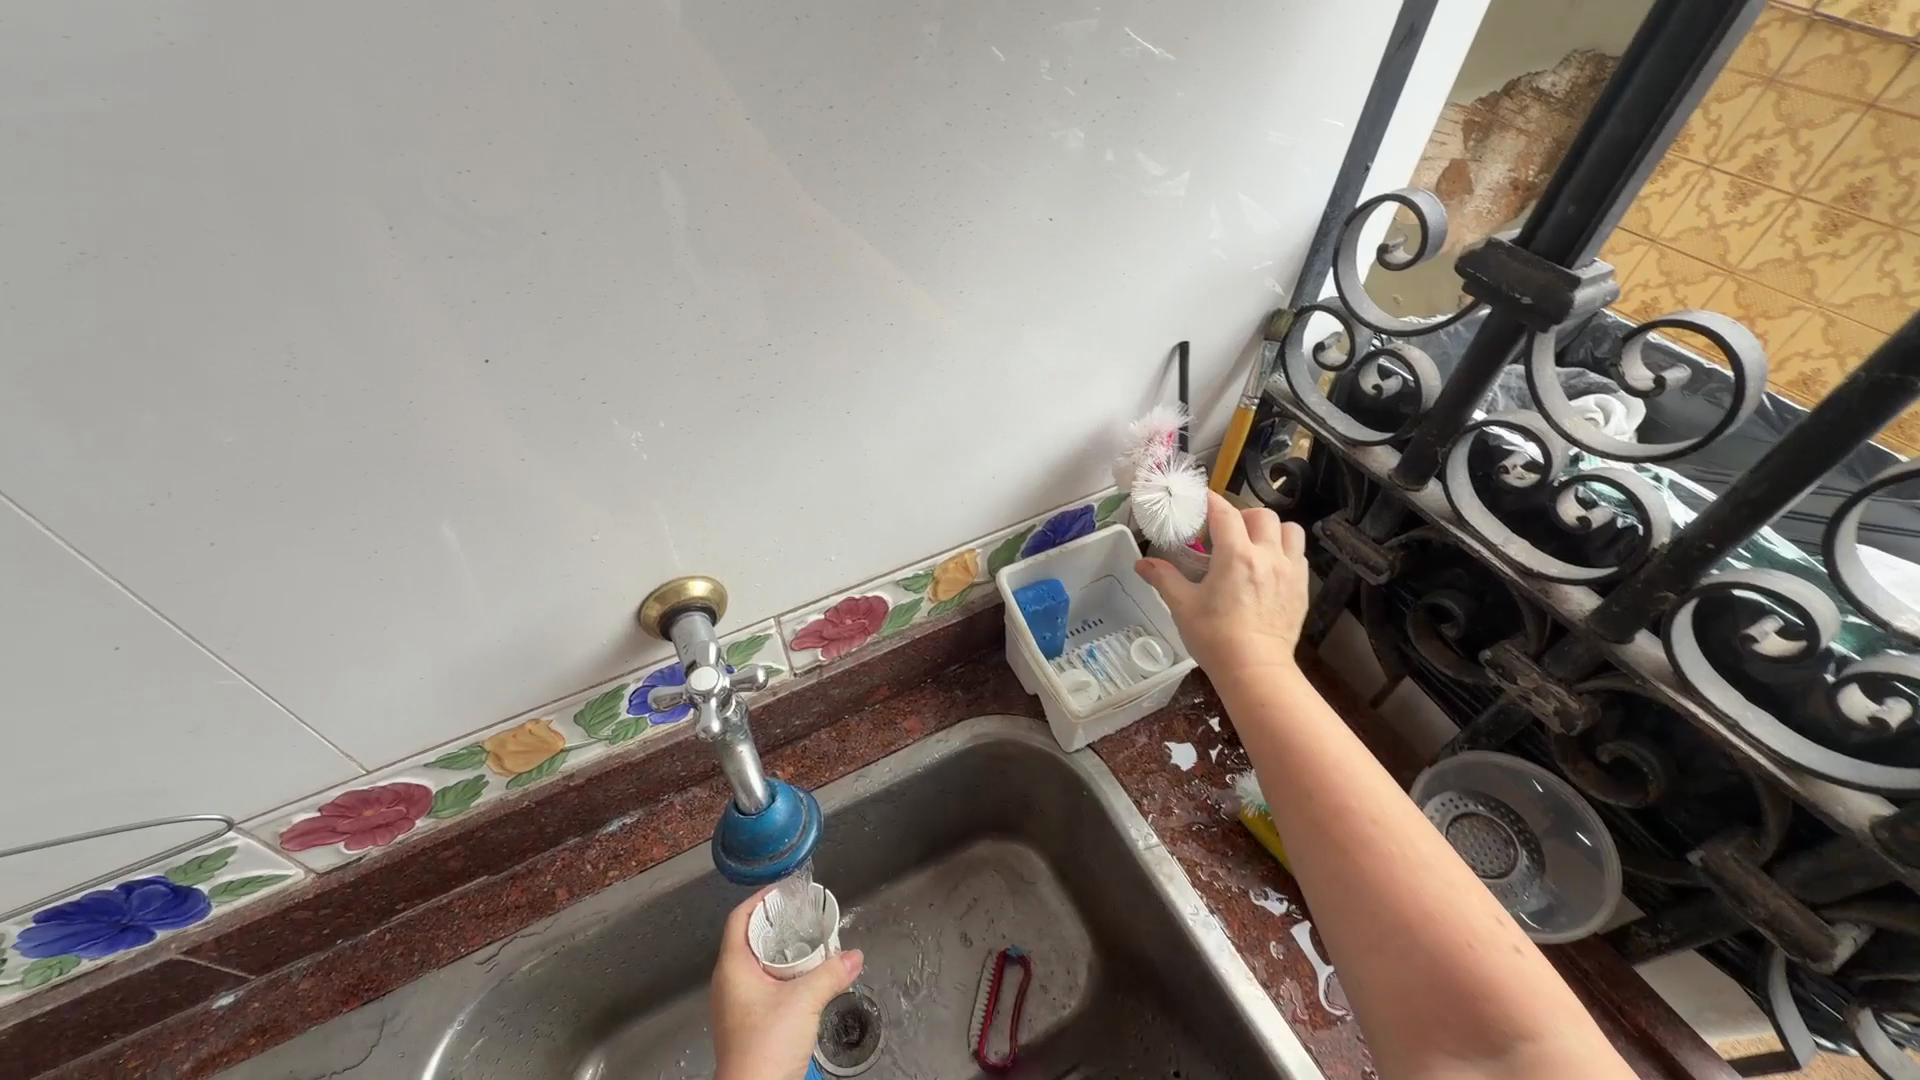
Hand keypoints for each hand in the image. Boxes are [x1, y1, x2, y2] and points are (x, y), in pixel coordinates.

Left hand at [711, 887, 863, 1079]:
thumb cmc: (766, 1045)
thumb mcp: (805, 1001)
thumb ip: (831, 973)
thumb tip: (854, 956)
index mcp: (732, 968)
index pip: (739, 918)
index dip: (760, 900)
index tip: (784, 890)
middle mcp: (728, 982)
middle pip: (748, 938)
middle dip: (775, 924)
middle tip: (802, 914)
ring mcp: (733, 1004)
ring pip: (755, 963)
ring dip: (779, 951)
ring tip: (807, 943)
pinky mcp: (744, 1022)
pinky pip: (760, 984)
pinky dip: (780, 974)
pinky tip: (802, 978)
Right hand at [1135, 492, 1308, 681]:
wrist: (1255, 670)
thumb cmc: (1215, 637)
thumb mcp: (1182, 606)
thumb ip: (1163, 578)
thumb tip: (1142, 564)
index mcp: (1236, 555)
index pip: (1224, 512)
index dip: (1210, 500)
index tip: (1200, 499)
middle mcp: (1267, 556)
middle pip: (1262, 515)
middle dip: (1242, 515)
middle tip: (1225, 530)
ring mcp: (1290, 572)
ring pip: (1289, 531)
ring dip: (1271, 530)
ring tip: (1254, 544)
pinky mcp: (1302, 589)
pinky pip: (1298, 556)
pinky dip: (1284, 552)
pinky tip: (1268, 568)